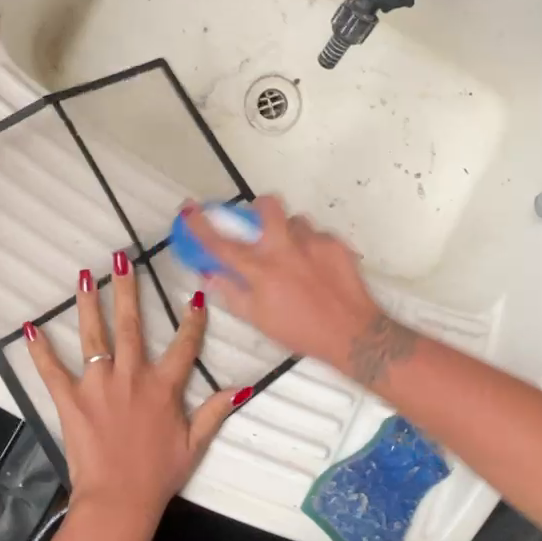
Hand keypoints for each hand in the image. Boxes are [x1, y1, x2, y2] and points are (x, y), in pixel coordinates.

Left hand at [22, 252, 241, 523]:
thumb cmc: (159, 475)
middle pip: (130, 324)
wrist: (119, 500)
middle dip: (126, 289)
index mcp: (163, 387)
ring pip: (93, 336)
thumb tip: (242, 388)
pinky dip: (39, 350)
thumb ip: (215, 412)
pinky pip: (52, 370)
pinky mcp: (70, 400)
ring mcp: (98, 386)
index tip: (196, 295)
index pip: (184, 345)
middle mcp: (132, 376)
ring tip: (83, 275)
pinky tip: (29, 327)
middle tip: (120, 258)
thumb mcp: (194, 444)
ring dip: (88, 303)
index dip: (193, 319)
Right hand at [185, 196, 419, 387]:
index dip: (201, 226)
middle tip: (260, 225)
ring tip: (294, 255)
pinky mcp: (336, 244)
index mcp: (261, 270)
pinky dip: (311, 247)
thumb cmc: (300, 331)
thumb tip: (210, 275)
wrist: (352, 333)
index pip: (222, 243)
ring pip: (295, 221)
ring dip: (289, 232)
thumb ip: (231, 293)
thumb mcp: (258, 319)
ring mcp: (313, 242)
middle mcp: (285, 248)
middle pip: (267, 206)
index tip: (189, 210)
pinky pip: (317, 235)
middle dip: (259, 208)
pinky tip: (317, 268)